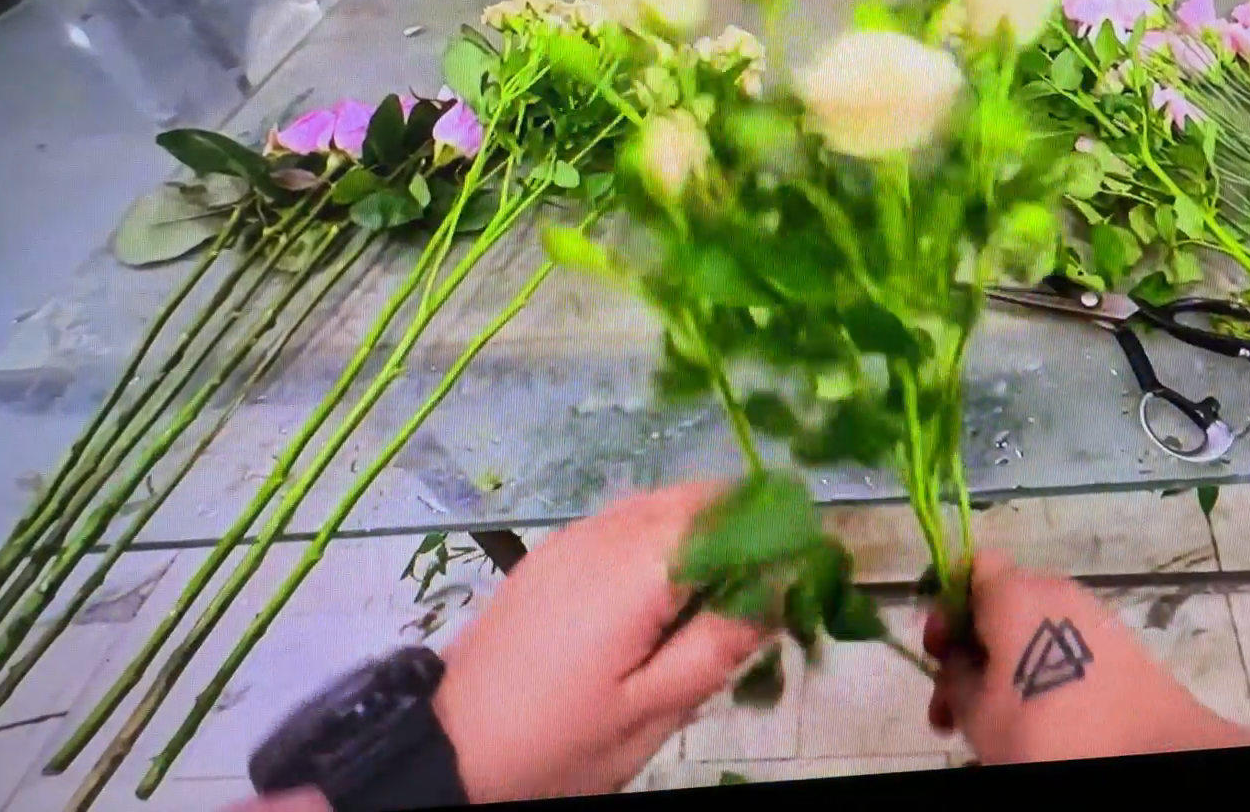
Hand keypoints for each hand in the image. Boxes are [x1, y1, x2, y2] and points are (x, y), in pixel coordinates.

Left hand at [431, 482, 768, 800]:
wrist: (445, 751)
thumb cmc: (558, 742)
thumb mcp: (651, 712)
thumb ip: (720, 644)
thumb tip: (783, 587)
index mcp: (641, 568)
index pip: (728, 517)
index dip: (773, 526)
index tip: (804, 552)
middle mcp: (611, 531)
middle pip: (697, 497)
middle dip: (742, 519)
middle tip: (765, 571)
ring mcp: (578, 534)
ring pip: (663, 500)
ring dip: (703, 522)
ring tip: (721, 577)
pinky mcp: (557, 547)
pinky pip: (628, 516)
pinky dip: (663, 529)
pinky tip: (664, 577)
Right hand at [923, 551, 1249, 763]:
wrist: (1153, 756)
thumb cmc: (1050, 728)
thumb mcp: (979, 714)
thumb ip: (953, 680)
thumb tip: (957, 666)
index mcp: (1012, 590)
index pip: (966, 566)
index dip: (944, 604)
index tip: (938, 650)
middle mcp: (1051, 589)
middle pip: (995, 608)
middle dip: (969, 656)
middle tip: (952, 708)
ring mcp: (1090, 617)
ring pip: (1029, 638)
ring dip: (1004, 676)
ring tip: (993, 730)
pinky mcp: (1120, 648)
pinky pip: (1064, 654)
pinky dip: (1043, 681)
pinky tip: (1037, 727)